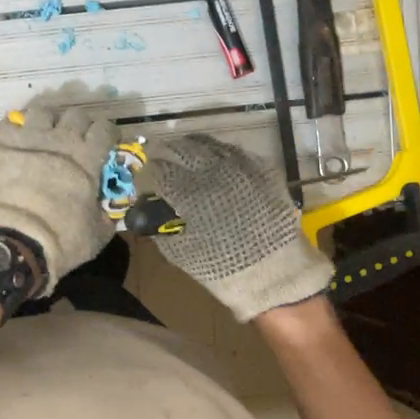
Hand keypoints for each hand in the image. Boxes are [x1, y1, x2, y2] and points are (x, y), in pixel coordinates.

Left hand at [0, 94, 115, 292]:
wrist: (11, 243)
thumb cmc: (60, 240)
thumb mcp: (97, 234)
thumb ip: (106, 214)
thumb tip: (107, 209)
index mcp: (88, 158)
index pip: (105, 128)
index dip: (107, 135)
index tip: (105, 146)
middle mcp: (60, 139)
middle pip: (76, 115)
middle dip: (79, 127)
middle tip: (74, 143)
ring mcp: (27, 137)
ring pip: (42, 112)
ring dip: (47, 122)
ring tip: (43, 137)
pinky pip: (9, 122)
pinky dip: (15, 129)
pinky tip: (15, 142)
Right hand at [143, 134, 333, 322]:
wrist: (274, 273)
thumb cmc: (222, 269)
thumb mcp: (180, 253)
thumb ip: (161, 226)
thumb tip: (150, 210)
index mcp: (188, 193)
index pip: (158, 170)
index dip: (147, 173)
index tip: (145, 178)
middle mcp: (213, 172)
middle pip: (182, 149)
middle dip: (166, 152)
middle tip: (160, 157)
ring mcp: (241, 167)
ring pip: (210, 145)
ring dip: (193, 148)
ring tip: (186, 154)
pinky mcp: (263, 169)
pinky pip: (236, 153)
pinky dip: (220, 155)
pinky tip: (217, 163)